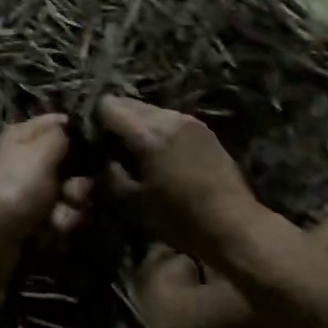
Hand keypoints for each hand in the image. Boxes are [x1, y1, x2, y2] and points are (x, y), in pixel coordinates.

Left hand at [0, 115, 92, 267]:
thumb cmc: (12, 189)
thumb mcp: (40, 152)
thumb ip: (65, 135)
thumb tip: (81, 127)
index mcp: (26, 135)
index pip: (64, 123)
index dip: (84, 137)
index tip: (100, 152)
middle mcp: (30, 159)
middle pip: (73, 163)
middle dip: (79, 182)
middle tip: (70, 194)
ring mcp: (32, 190)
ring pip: (72, 194)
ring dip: (71, 208)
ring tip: (56, 219)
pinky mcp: (35, 219)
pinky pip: (62, 216)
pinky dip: (60, 225)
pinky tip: (49, 233)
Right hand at [100, 97, 260, 262]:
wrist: (234, 224)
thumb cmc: (180, 218)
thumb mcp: (133, 203)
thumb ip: (109, 174)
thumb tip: (102, 157)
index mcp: (147, 133)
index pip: (108, 105)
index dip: (95, 119)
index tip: (93, 140)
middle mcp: (168, 117)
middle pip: (129, 102)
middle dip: (116, 120)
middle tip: (111, 147)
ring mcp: (188, 120)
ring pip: (150, 109)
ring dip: (138, 124)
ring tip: (137, 152)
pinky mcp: (202, 128)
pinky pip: (169, 119)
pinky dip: (157, 129)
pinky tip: (160, 154)